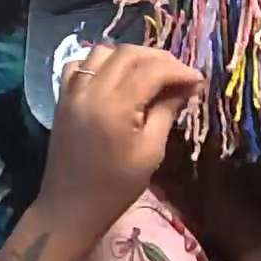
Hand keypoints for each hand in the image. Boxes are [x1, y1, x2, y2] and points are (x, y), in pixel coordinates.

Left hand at [39, 44, 201, 238]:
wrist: (70, 208)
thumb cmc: (116, 186)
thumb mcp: (151, 151)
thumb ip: (166, 112)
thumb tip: (186, 86)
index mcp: (115, 106)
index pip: (151, 70)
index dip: (178, 70)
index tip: (197, 80)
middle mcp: (91, 90)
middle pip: (128, 54)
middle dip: (158, 58)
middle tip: (179, 73)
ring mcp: (72, 92)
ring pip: (103, 52)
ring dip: (130, 55)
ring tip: (150, 70)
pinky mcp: (62, 98)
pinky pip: (79, 64)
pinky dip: (100, 62)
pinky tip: (115, 75)